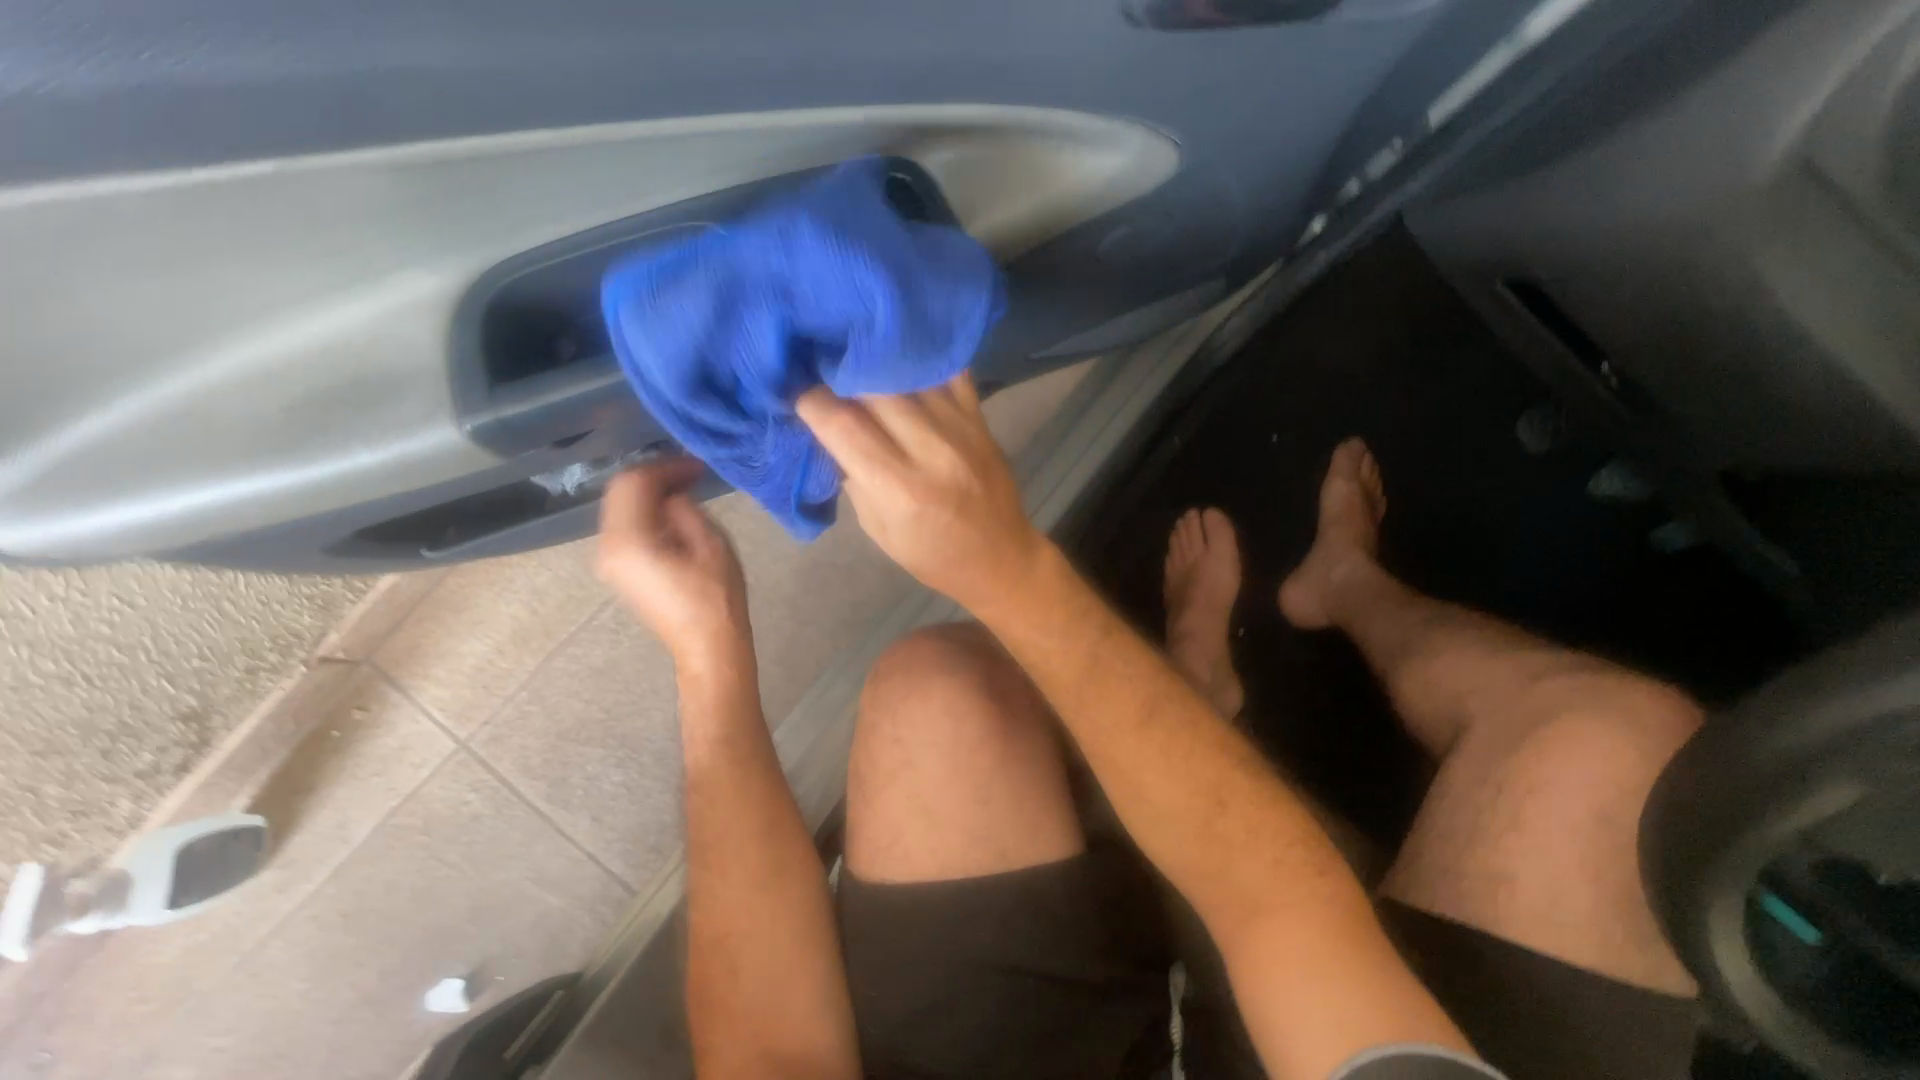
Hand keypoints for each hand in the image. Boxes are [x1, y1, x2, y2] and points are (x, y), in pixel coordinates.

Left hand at [598, 458, 751, 667]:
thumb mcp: (710, 543)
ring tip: (686, 490)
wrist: (707, 646)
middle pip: (620, 491)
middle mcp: (607, 547)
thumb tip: (672, 495)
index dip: (665, 466)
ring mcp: (608, 561)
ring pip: (620, 507)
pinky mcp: (618, 569)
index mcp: (628, 540)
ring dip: (649, 493)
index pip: (635, 482)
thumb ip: (684, 507)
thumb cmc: (715, 598)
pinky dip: (645, 512)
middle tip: (692, 474)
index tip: (697, 467)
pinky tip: (673, 515)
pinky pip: (624, 526)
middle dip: (655, 476)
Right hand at [795, 372, 1048, 614]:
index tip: (794, 391)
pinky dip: (918, 359)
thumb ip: (852, 474)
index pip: (842, 425)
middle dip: (837, 374)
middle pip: (871, 388)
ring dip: (874, 363)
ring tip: (851, 355)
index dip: (810, 401)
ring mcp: (960, 429)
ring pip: (906, 373)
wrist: (1000, 557)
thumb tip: (825, 425)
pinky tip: (898, 354)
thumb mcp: (877, 527)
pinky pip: (946, 369)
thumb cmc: (931, 554)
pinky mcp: (980, 417)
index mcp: (899, 489)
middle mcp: (931, 451)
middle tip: (818, 366)